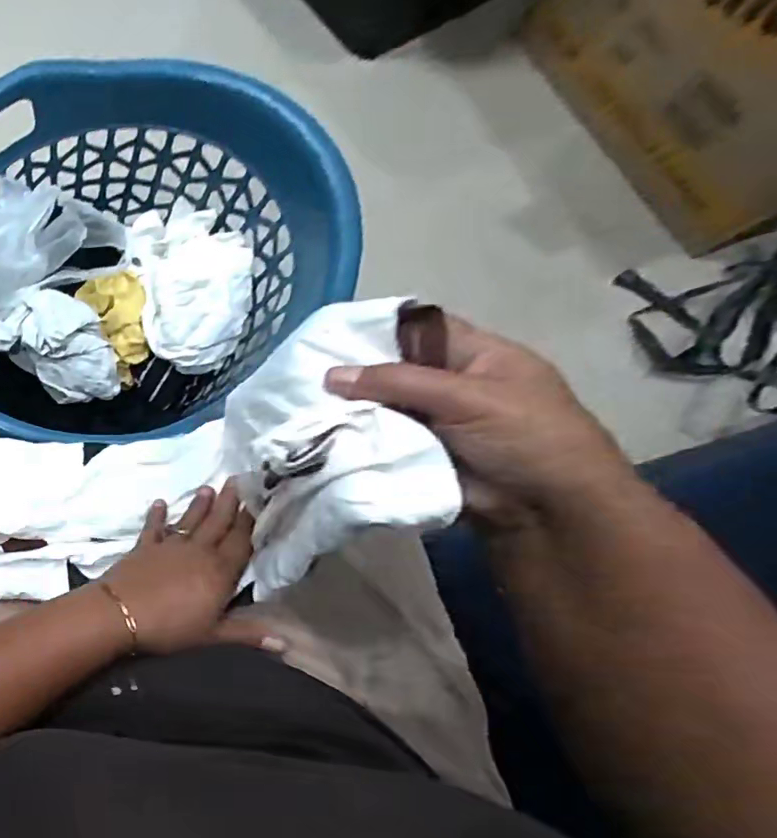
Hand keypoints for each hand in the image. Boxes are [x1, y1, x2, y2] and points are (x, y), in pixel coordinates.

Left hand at [100, 480, 265, 653]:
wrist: (118, 613)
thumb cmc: (169, 627)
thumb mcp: (211, 634)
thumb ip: (247, 633)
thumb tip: (287, 644)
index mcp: (219, 572)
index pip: (241, 543)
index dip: (251, 523)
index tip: (260, 501)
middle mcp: (197, 553)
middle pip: (217, 524)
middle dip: (229, 503)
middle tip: (238, 480)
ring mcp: (168, 547)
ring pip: (190, 521)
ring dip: (199, 505)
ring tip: (208, 487)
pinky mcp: (143, 548)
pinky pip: (153, 528)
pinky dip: (156, 515)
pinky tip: (160, 503)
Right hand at [323, 313, 643, 530]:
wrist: (541, 509)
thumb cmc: (526, 437)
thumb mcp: (468, 397)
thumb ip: (399, 382)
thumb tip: (330, 375)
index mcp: (476, 356)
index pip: (421, 329)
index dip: (379, 328)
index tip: (329, 336)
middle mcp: (447, 384)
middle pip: (390, 369)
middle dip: (350, 372)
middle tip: (300, 375)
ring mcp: (426, 420)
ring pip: (374, 406)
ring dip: (343, 408)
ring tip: (297, 405)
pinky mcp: (408, 452)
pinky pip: (371, 438)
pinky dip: (347, 437)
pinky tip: (312, 434)